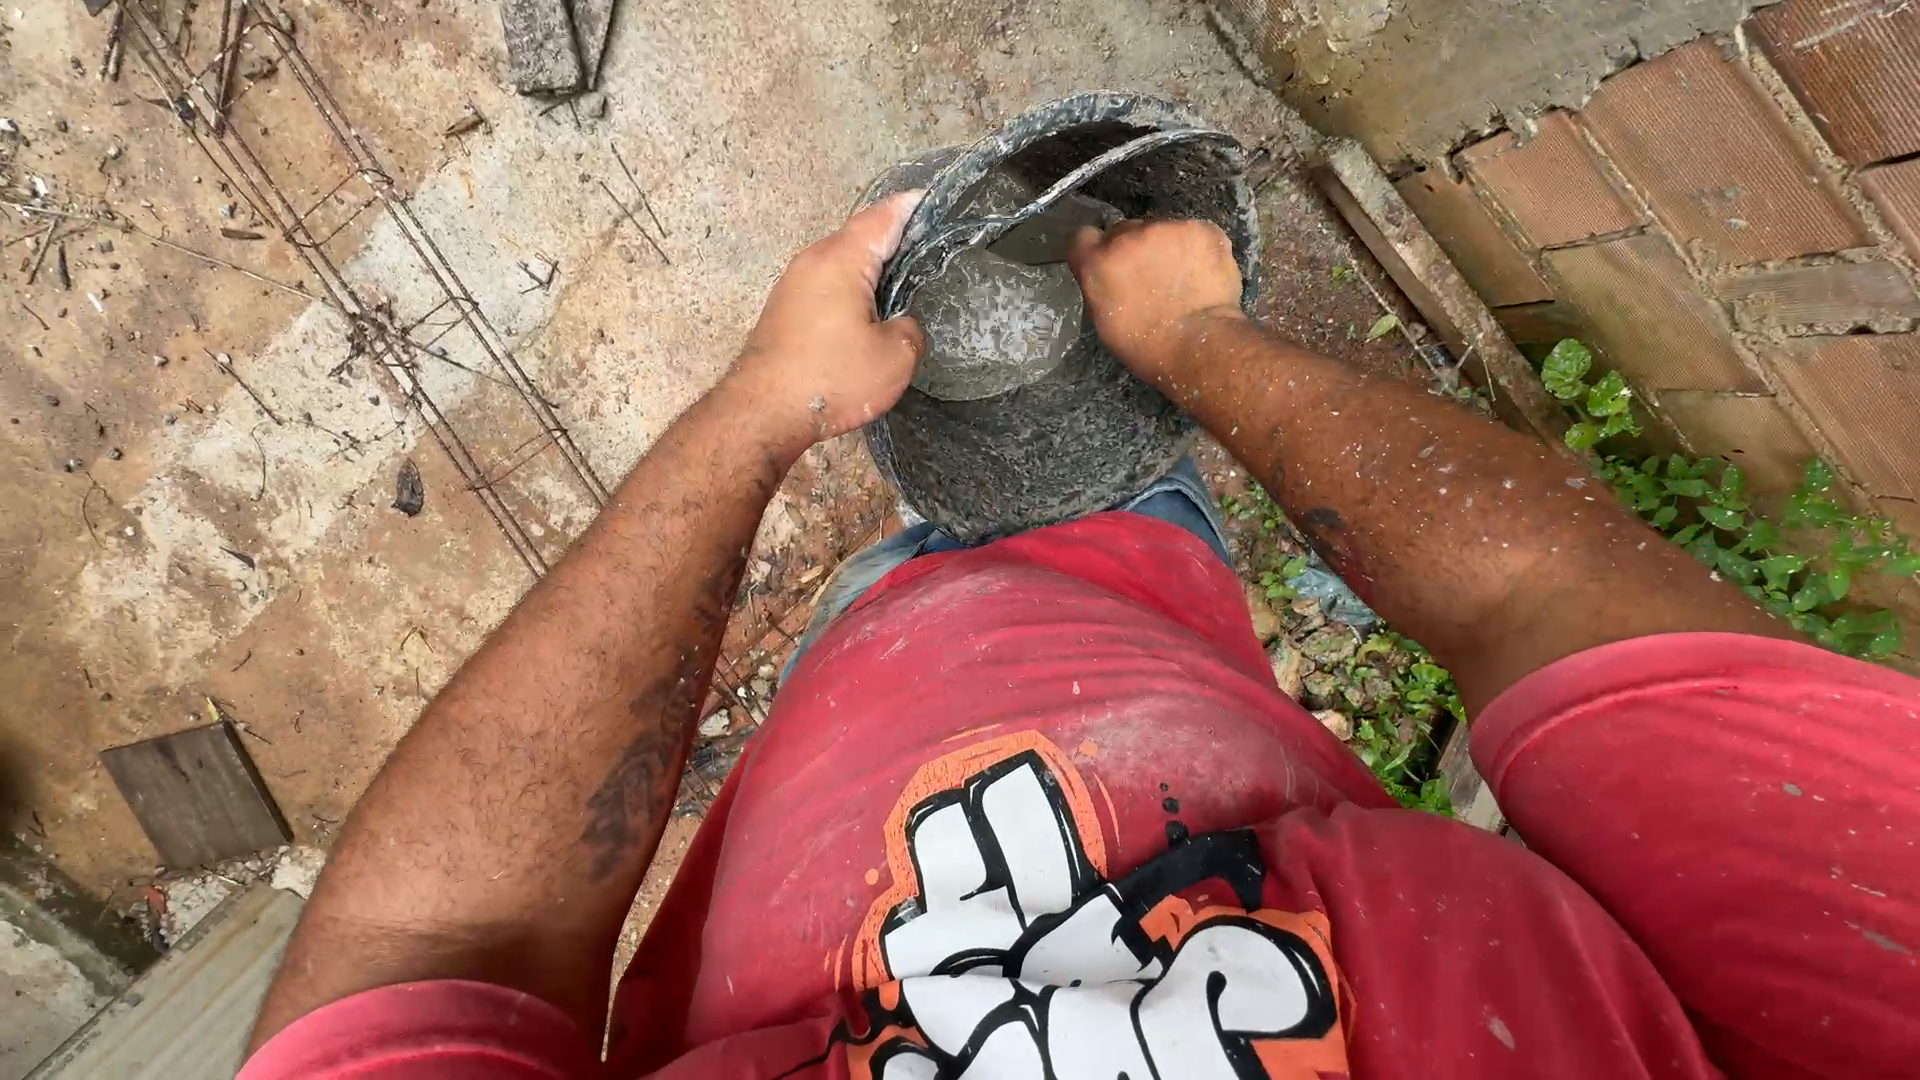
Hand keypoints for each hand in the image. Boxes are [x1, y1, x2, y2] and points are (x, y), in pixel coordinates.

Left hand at [730, 191, 926, 450]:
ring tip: (900, 284)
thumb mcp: (894, 359)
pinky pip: (825, 288)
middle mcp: (813, 261)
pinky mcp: (784, 311)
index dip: (911, 207)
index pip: (883, 217)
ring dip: (869, 270)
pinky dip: (849, 292)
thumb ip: (910, 331)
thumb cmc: (830, 379)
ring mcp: (793, 286)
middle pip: (859, 238)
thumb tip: (900, 325)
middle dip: (891, 239)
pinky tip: (864, 315)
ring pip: (840, 265)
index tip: (931, 200)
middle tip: (925, 247)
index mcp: (842, 260)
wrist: (763, 412)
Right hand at [1067, 219, 1244, 389]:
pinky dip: (1195, 250)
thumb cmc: (1146, 345)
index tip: (1109, 265)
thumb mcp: (1105, 320)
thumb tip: (1110, 276)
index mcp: (1097, 262)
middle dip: (1134, 251)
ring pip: (1161, 231)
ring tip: (1181, 280)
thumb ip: (1101, 287)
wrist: (1197, 344)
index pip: (1084, 238)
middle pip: (1125, 231)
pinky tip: (1201, 274)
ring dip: (1166, 249)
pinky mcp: (1201, 229)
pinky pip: (1193, 233)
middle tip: (1150, 279)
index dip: (1097, 250)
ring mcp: (1166, 228)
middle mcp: (1127, 236)